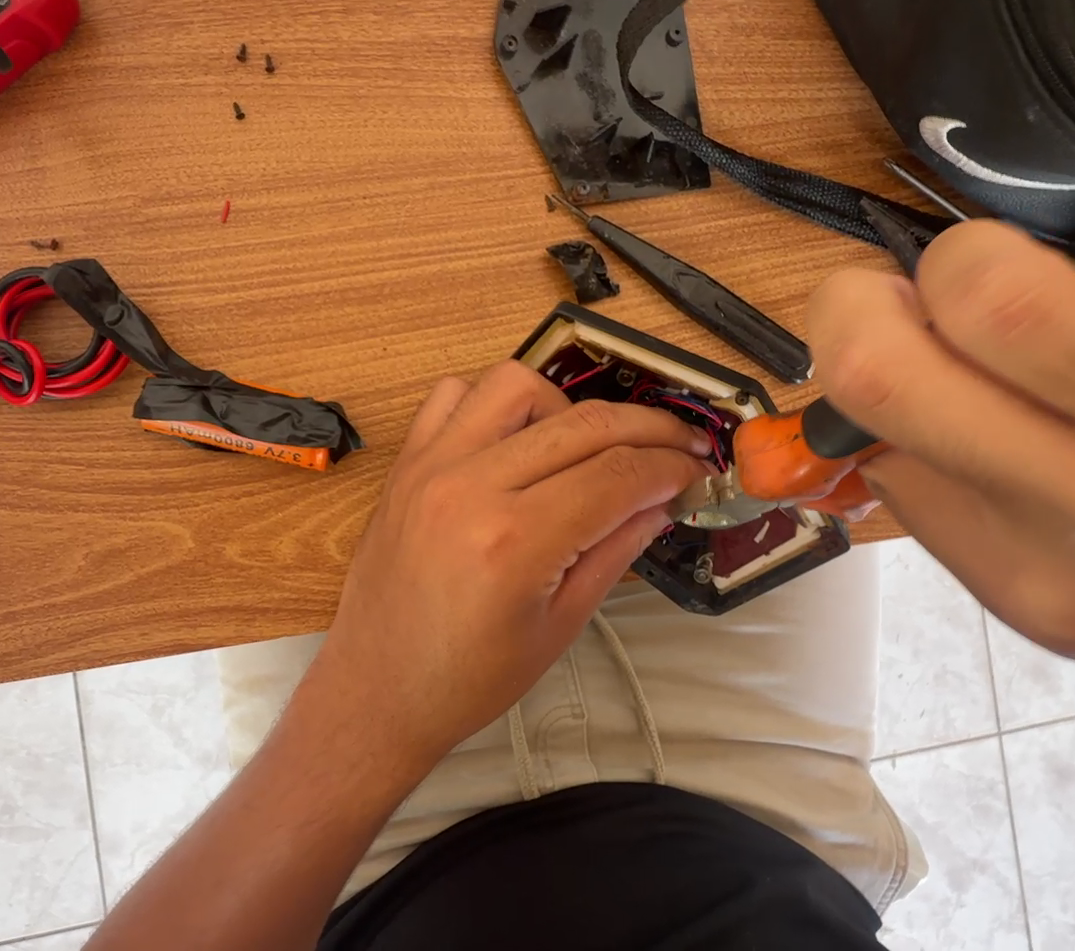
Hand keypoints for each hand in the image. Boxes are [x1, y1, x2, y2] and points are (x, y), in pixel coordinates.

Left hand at [294, 360, 709, 772]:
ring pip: (517, 385)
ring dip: (568, 406)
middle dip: (648, 428)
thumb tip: (664, 498)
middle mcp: (471, 486)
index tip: (698, 471)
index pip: (619, 475)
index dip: (672, 467)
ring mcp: (431, 466)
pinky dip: (494, 403)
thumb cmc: (469, 678)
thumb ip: (617, 549)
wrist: (376, 689)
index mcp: (515, 541)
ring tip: (586, 448)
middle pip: (583, 423)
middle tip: (679, 446)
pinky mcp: (406, 463)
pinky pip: (453, 396)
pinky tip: (515, 442)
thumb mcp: (561, 625)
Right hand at [809, 110, 1074, 751]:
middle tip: (934, 302)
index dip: (862, 371)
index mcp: (1044, 583)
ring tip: (1050, 267)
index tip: (913, 363)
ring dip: (983, 256)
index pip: (869, 440)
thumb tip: (872, 414)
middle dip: (867, 306)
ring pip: (998, 292)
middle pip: (886, 368)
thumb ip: (966, 516)